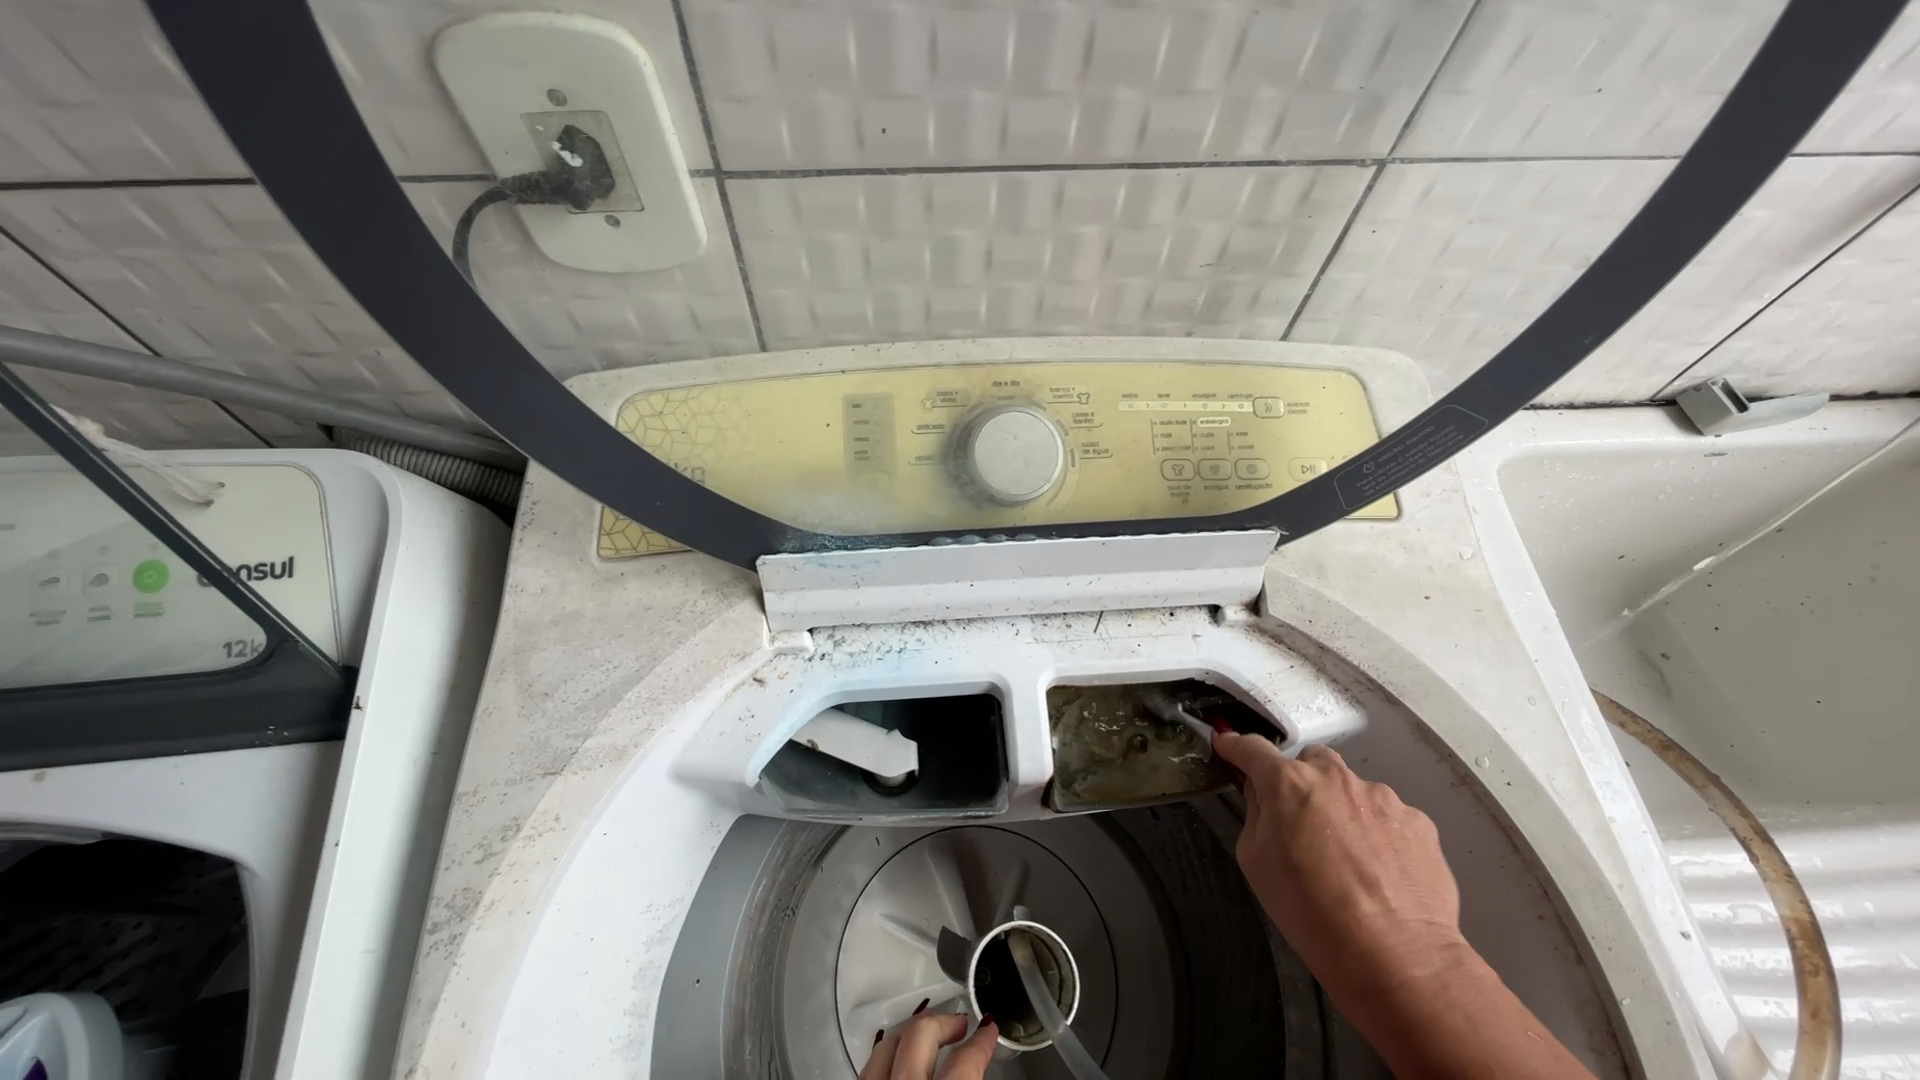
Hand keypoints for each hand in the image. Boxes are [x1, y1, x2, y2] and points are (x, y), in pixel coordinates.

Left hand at [859, 1012, 998, 1079]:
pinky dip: (885, 1053)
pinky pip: (868, 1068)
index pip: (966, 1060)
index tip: (988, 1028)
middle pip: (921, 1035)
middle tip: (960, 1023)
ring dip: (910, 1031)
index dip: (982, 1040)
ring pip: (887, 1044)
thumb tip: (979, 1068)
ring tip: (927, 1030)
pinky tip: (894, 1055)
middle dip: (943, 1021)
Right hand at [1213, 737, 1468, 997]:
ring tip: (1348, 862)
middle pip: (1310, 762)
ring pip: (1352, 790)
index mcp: (1288, 783)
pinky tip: (1380, 873)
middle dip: (1301, 782)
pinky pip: (1388, 818)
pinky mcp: (1418, 822)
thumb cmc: (1310, 910)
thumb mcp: (1254, 862)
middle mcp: (1336, 778)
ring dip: (1343, 812)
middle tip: (1299, 823)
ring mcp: (1382, 798)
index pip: (1253, 749)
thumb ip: (1257, 814)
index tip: (1228, 746)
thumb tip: (1264, 796)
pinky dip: (1379, 835)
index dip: (1236, 747)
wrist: (1393, 954)